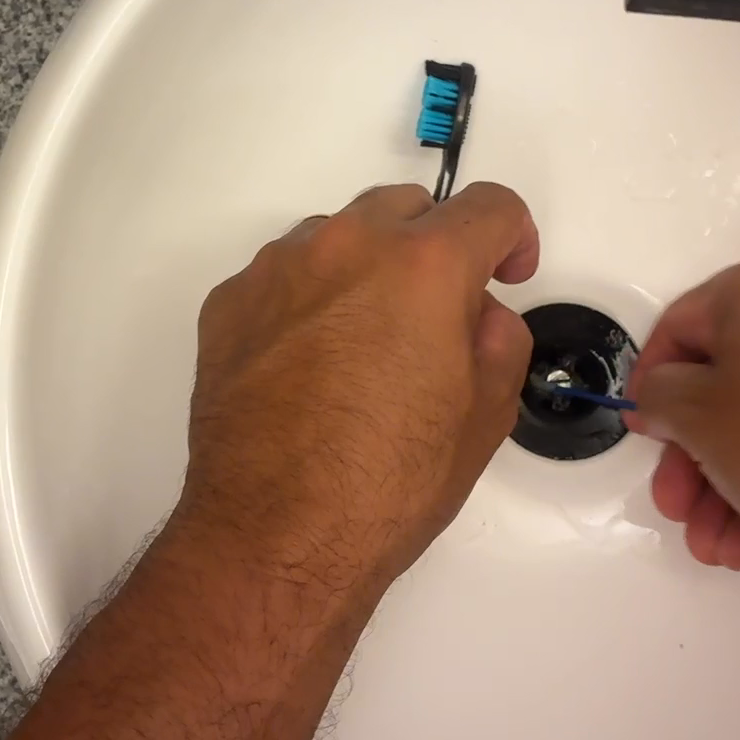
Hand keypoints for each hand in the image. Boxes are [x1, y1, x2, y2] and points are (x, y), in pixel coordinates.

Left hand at [180, 182, 539, 589]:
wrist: (273, 534)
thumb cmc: (390, 481)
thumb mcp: (485, 415)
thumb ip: (498, 337)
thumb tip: (475, 311)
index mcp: (421, 264)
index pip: (488, 205)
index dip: (512, 235)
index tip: (506, 274)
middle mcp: (343, 244)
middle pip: (404, 207)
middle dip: (433, 244)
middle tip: (433, 311)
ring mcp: (274, 268)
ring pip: (335, 236)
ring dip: (362, 269)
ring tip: (359, 343)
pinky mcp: (227, 301)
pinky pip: (282, 277)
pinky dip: (305, 299)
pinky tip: (303, 363)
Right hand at [626, 254, 739, 573]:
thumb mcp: (696, 416)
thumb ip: (659, 398)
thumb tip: (664, 399)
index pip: (678, 331)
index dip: (650, 388)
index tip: (644, 436)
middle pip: (728, 384)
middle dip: (695, 458)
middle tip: (678, 507)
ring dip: (735, 483)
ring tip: (719, 546)